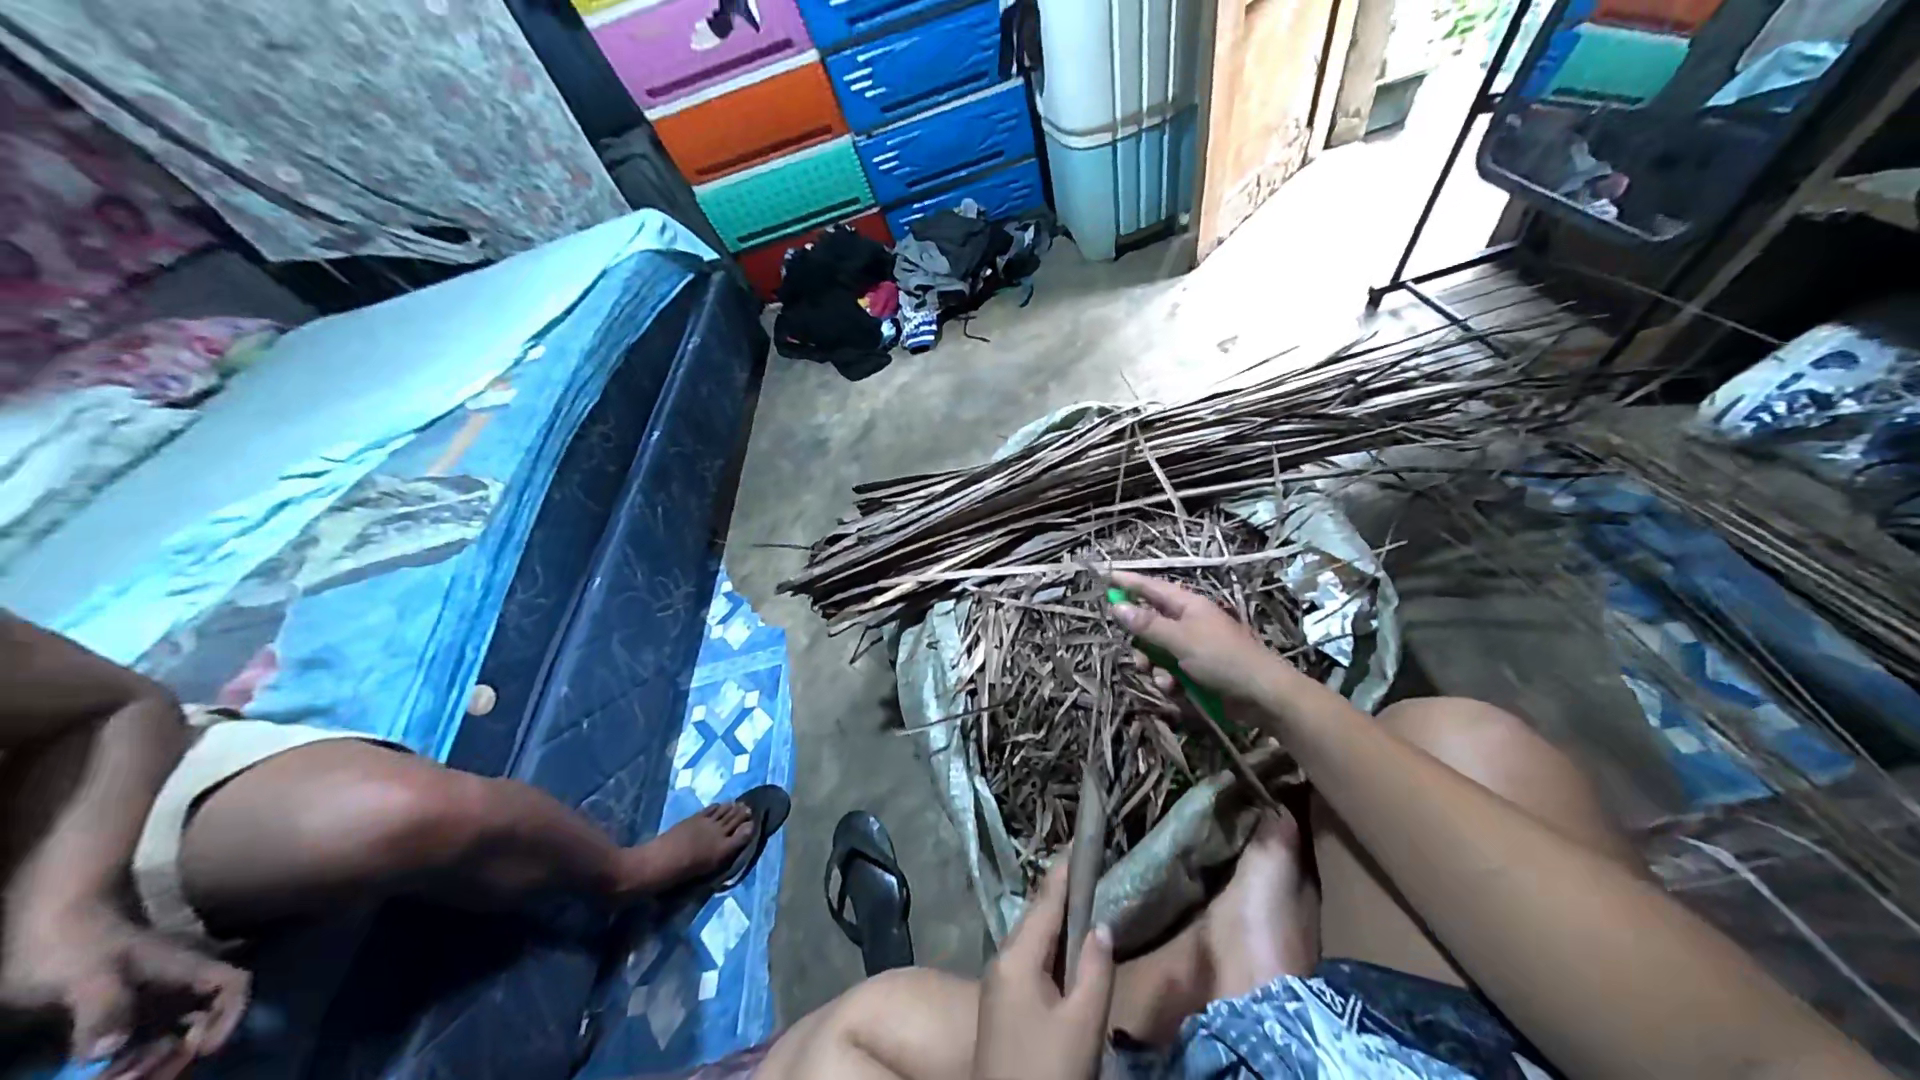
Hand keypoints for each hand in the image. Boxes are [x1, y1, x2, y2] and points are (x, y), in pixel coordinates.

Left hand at [1, 905, 248, 1076]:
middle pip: (202, 1020)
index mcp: (184, 969)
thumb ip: (103, 1007)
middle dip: (178, 1052)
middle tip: (140, 1077)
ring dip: (153, 1060)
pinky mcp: (123, 1011)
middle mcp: (177, 984)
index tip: (203, 1049)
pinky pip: (141, 1038)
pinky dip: (131, 1059)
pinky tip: (105, 1069)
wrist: (50, 920)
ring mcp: (150, 997)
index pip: (233, 986)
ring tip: (119, 1077)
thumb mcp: (88, 974)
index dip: (231, 1015)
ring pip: (171, 1033)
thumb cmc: (75, 941)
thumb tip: (109, 1050)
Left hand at [974, 856, 1114, 1079]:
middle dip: (1058, 892)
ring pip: (1031, 939)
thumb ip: (1094, 969)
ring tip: (1081, 897)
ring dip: (1054, 919)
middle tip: (1085, 868)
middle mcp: (1001, 961)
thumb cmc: (1047, 1070)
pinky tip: (1066, 948)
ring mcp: (998, 983)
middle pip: (1035, 917)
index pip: (1044, 903)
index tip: (1076, 844)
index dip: (1061, 873)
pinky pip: (1028, 959)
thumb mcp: (1082, 1023)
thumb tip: (1101, 925)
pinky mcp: (1002, 1003)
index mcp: (1017, 958)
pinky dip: (1048, 945)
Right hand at [1107, 571, 1291, 702]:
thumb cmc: (1222, 658)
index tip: (1106, 577)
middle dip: (1141, 645)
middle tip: (1139, 658)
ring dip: (1155, 668)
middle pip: (1149, 626)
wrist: (1263, 695)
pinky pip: (1170, 672)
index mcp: (1187, 605)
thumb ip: (1147, 624)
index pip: (1151, 588)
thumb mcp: (1180, 639)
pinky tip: (1177, 691)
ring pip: (1157, 653)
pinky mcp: (1198, 671)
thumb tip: (1118, 606)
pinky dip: (1170, 682)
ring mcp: (1194, 648)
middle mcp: (1188, 622)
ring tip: (1165, 681)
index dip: (1128, 582)